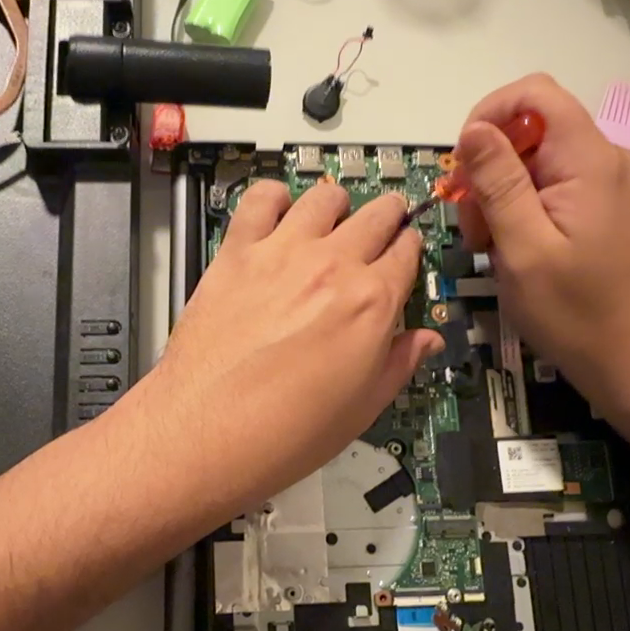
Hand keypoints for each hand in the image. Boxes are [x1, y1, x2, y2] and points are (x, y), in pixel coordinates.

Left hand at [117, 180, 443, 524]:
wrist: (205, 433)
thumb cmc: (280, 432)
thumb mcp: (360, 409)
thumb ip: (398, 364)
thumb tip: (424, 343)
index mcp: (372, 304)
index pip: (409, 253)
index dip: (411, 252)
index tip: (405, 256)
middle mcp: (332, 267)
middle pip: (377, 214)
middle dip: (388, 217)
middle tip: (382, 228)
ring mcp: (282, 254)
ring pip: (325, 198)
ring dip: (337, 204)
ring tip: (334, 217)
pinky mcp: (236, 254)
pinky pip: (260, 199)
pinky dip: (274, 197)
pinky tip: (278, 211)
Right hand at [455, 73, 629, 419]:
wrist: (629, 361)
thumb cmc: (574, 311)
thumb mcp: (523, 248)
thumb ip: (498, 183)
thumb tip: (473, 129)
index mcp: (587, 160)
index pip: (534, 93)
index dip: (488, 114)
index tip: (461, 165)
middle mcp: (600, 161)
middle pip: (529, 129)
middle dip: (487, 168)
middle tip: (473, 225)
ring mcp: (600, 187)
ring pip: (531, 163)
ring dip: (497, 196)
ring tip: (489, 247)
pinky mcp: (596, 211)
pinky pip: (546, 189)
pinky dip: (517, 212)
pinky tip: (509, 251)